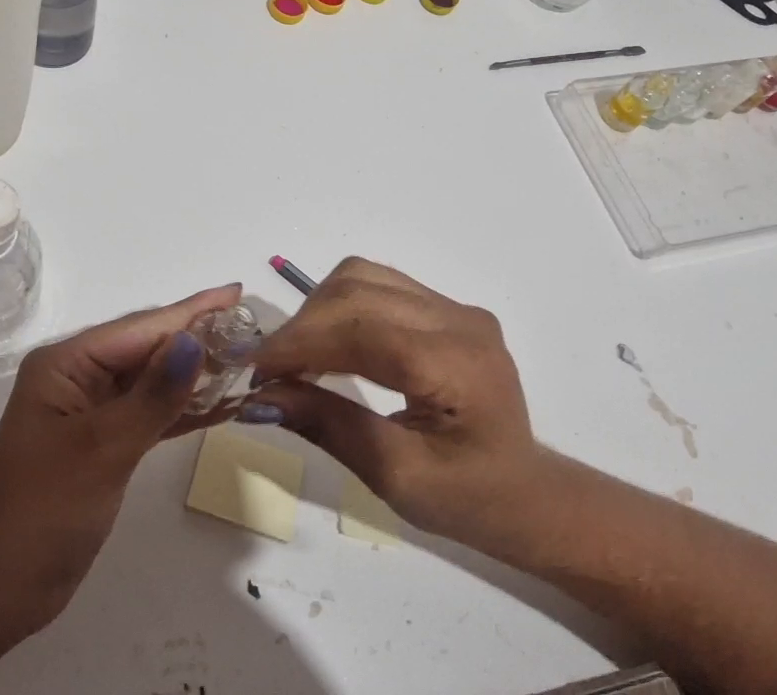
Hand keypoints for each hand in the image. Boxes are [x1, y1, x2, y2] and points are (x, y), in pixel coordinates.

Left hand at [0, 283, 240, 633]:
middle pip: (147, 348)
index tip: (239, 292)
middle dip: (198, 338)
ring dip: (196, 373)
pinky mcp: (103, 445)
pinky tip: (222, 405)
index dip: (191, 312)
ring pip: (152, 381)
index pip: (139, 328)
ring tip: (249, 360)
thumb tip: (195, 341)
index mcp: (64, 365)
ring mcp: (89, 413)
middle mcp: (76, 378)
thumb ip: (153, 395)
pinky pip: (150, 414)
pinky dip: (183, 410)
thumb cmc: (42, 512)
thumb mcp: (102, 449)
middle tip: (255, 329)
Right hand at [242, 258, 541, 549]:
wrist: (525, 493)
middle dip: (301, 326)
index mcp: (458, 365)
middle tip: (267, 371)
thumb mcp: (394, 475)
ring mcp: (455, 308)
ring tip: (294, 358)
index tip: (251, 372)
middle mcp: (460, 320)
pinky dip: (336, 309)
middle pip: (357, 291)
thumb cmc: (466, 498)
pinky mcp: (445, 309)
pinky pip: (376, 286)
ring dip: (316, 311)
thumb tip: (260, 396)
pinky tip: (324, 345)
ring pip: (362, 278)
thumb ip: (328, 425)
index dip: (299, 344)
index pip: (362, 331)